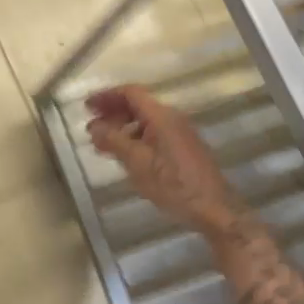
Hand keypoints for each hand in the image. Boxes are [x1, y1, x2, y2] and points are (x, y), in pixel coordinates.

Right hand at [87, 85, 240, 234]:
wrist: (215, 210)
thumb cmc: (174, 185)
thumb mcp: (137, 164)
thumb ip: (114, 141)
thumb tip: (93, 126)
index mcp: (161, 116)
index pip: (131, 93)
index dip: (107, 96)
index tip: (88, 107)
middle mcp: (173, 118)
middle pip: (138, 104)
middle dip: (113, 112)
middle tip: (92, 127)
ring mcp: (181, 133)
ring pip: (146, 120)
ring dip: (123, 126)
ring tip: (105, 144)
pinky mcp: (185, 148)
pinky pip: (155, 133)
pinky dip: (136, 137)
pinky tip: (128, 156)